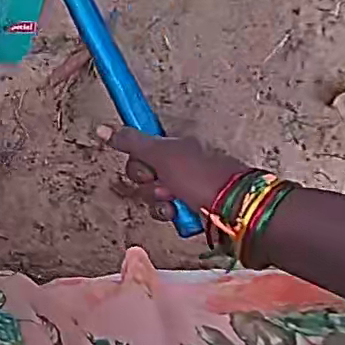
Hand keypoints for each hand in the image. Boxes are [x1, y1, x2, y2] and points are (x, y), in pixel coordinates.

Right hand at [97, 124, 245, 220]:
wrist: (242, 214)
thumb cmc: (204, 179)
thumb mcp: (162, 155)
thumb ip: (131, 142)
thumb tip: (102, 128)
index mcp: (177, 147)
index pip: (141, 149)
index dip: (137, 160)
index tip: (146, 167)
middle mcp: (182, 165)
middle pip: (144, 173)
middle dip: (147, 183)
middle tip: (162, 185)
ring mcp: (189, 188)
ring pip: (153, 195)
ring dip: (157, 202)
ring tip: (173, 204)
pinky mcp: (194, 210)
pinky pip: (168, 212)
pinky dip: (170, 215)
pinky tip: (179, 216)